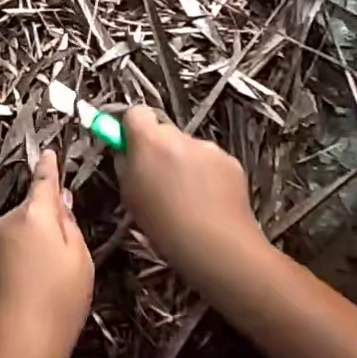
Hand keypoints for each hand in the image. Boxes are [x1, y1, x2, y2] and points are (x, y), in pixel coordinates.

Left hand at [0, 149, 91, 357]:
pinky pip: (3, 255)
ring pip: (15, 235)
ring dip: (29, 245)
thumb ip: (69, 227)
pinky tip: (27, 293)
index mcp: (32, 214)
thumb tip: (59, 202)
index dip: (48, 167)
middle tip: (65, 250)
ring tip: (48, 281)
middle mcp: (4, 222)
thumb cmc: (57, 305)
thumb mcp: (79, 263)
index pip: (42, 181)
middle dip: (44, 220)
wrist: (8, 353)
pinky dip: (16, 264)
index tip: (48, 153)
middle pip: (29, 211)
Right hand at [114, 107, 260, 271]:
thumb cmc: (162, 224)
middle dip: (159, 147)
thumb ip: (125, 164)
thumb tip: (126, 151)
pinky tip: (207, 200)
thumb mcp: (129, 194)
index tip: (129, 146)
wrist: (216, 245)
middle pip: (164, 131)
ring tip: (186, 196)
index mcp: (150, 141)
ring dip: (184, 161)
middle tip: (157, 177)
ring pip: (189, 147)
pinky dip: (206, 174)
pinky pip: (211, 161)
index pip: (136, 112)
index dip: (131, 127)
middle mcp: (180, 137)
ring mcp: (209, 148)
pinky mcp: (231, 161)